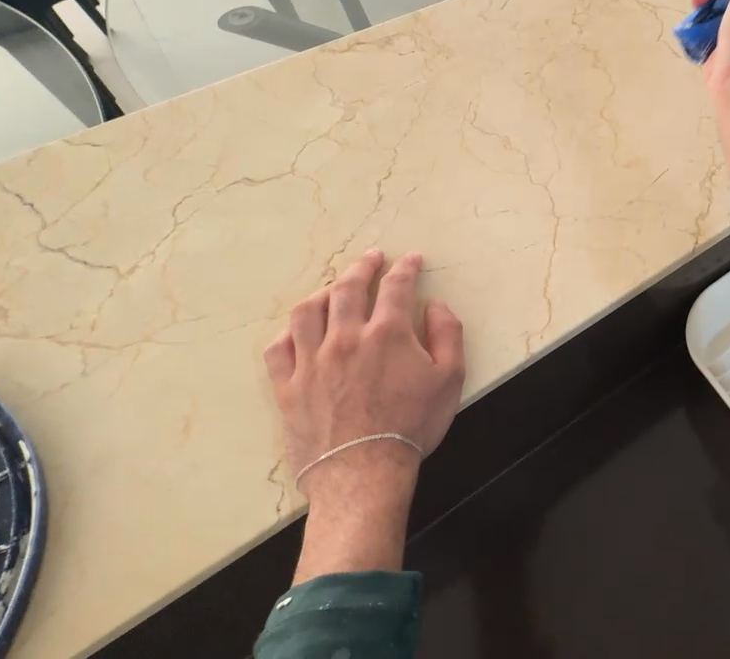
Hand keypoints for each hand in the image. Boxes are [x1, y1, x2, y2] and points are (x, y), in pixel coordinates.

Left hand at [264, 250, 464, 581]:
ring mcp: (311, 362)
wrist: (363, 472)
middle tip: (371, 257)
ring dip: (323, 292)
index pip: (396, 286)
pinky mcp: (288, 387)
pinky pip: (279, 349)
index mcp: (388, 333)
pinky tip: (299, 329)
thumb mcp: (451, 377)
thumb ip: (448, 334)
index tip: (412, 259)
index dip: (406, 268)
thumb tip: (436, 306)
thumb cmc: (413, 424)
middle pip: (348, 289)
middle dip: (362, 267)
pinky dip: (289, 332)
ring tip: (333, 287)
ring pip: (308, 312)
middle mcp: (346, 338)